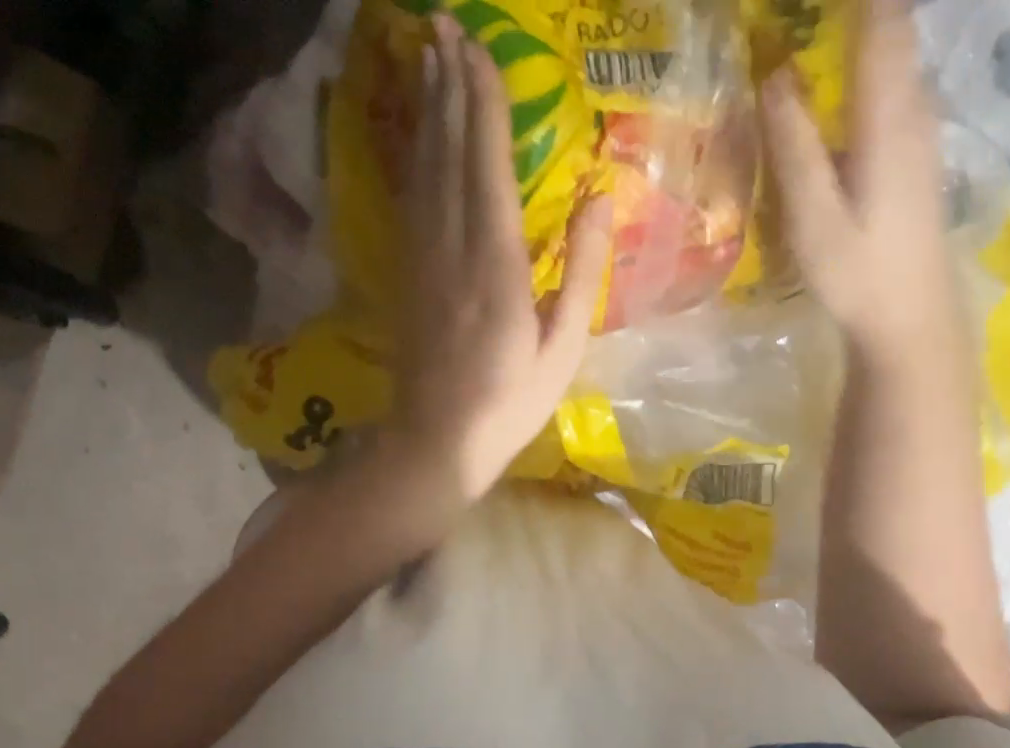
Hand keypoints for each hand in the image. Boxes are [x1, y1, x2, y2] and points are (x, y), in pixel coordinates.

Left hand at [388, 14, 612, 500]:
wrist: (435, 444)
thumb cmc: (508, 404)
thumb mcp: (562, 349)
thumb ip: (583, 271)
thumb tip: (602, 197)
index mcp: (495, 265)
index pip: (488, 165)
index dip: (483, 103)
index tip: (478, 49)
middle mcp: (451, 249)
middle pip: (447, 152)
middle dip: (446, 87)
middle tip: (441, 27)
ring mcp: (422, 260)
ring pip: (423, 170)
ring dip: (426, 111)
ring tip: (426, 59)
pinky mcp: (407, 275)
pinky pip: (410, 201)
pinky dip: (414, 157)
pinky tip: (417, 134)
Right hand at [759, 0, 965, 361]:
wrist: (911, 320)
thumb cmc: (859, 272)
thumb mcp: (814, 214)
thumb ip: (794, 143)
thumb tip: (774, 72)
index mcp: (889, 119)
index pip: (882, 26)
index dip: (858, 0)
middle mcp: (914, 112)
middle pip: (893, 34)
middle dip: (858, 12)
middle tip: (800, 16)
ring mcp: (920, 134)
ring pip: (895, 61)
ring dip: (863, 37)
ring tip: (816, 31)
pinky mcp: (915, 156)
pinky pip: (893, 89)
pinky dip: (867, 70)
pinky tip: (836, 86)